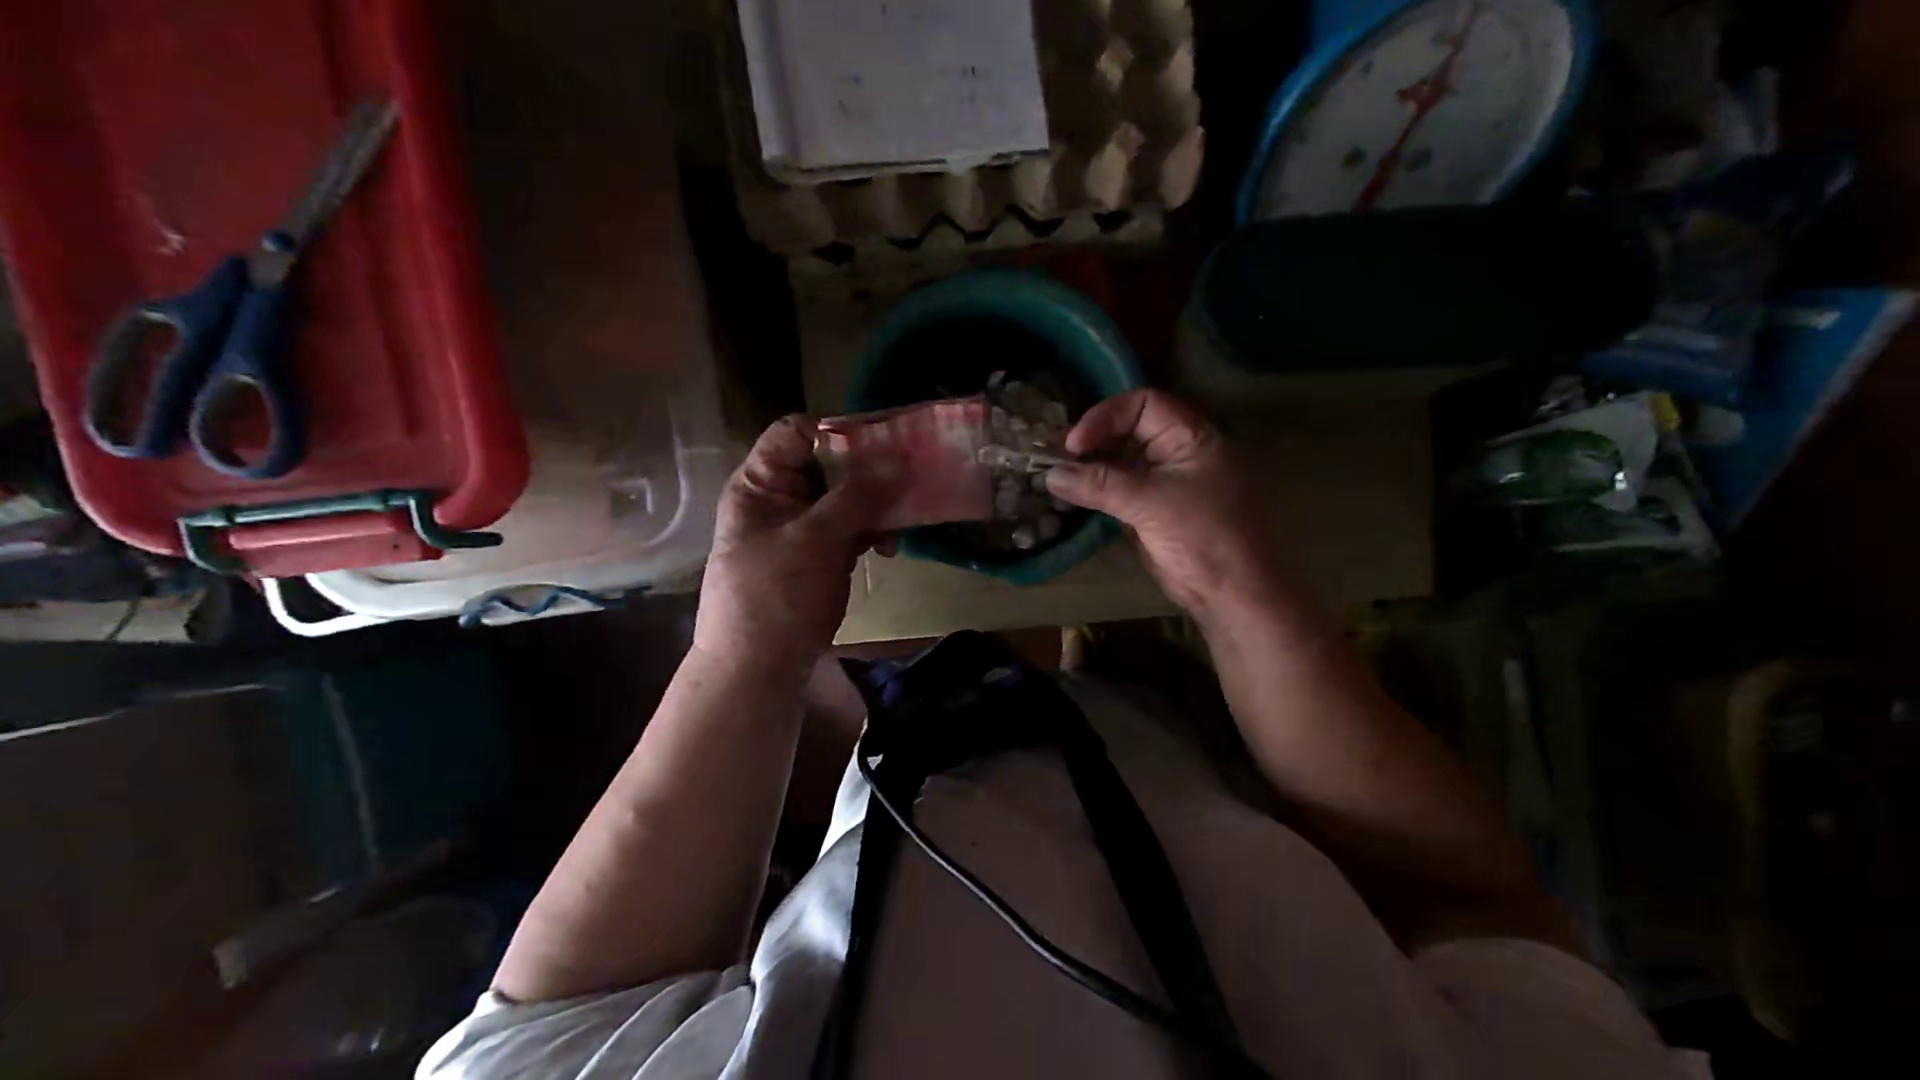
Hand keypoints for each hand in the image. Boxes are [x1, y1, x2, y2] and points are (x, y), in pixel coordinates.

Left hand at [694, 416, 890, 675]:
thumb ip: (856, 499)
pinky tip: (890, 546)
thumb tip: (900, 461)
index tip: (882, 440)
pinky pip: (857, 526)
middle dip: (869, 468)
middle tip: (910, 472)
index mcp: (762, 483)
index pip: (795, 433)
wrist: (762, 665)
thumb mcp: (811, 541)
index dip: (835, 431)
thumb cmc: (773, 595)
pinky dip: (876, 530)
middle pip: (830, 463)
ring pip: (850, 496)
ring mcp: (807, 526)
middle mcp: (784, 497)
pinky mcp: (827, 552)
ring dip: (879, 503)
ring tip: (905, 515)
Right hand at [1044, 389, 1276, 616]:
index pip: (1143, 403)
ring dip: (1088, 464)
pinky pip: (1117, 488)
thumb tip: (1050, 474)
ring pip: (1119, 459)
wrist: (1230, 594)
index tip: (1076, 443)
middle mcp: (1177, 452)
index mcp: (1191, 437)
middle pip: (1127, 429)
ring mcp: (1163, 481)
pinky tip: (1069, 492)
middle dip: (1092, 439)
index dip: (1106, 415)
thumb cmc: (1204, 538)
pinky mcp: (1151, 508)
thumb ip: (1100, 485)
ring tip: (1055, 473)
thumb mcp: (1150, 505)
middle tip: (1057, 457)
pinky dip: (1093, 488)